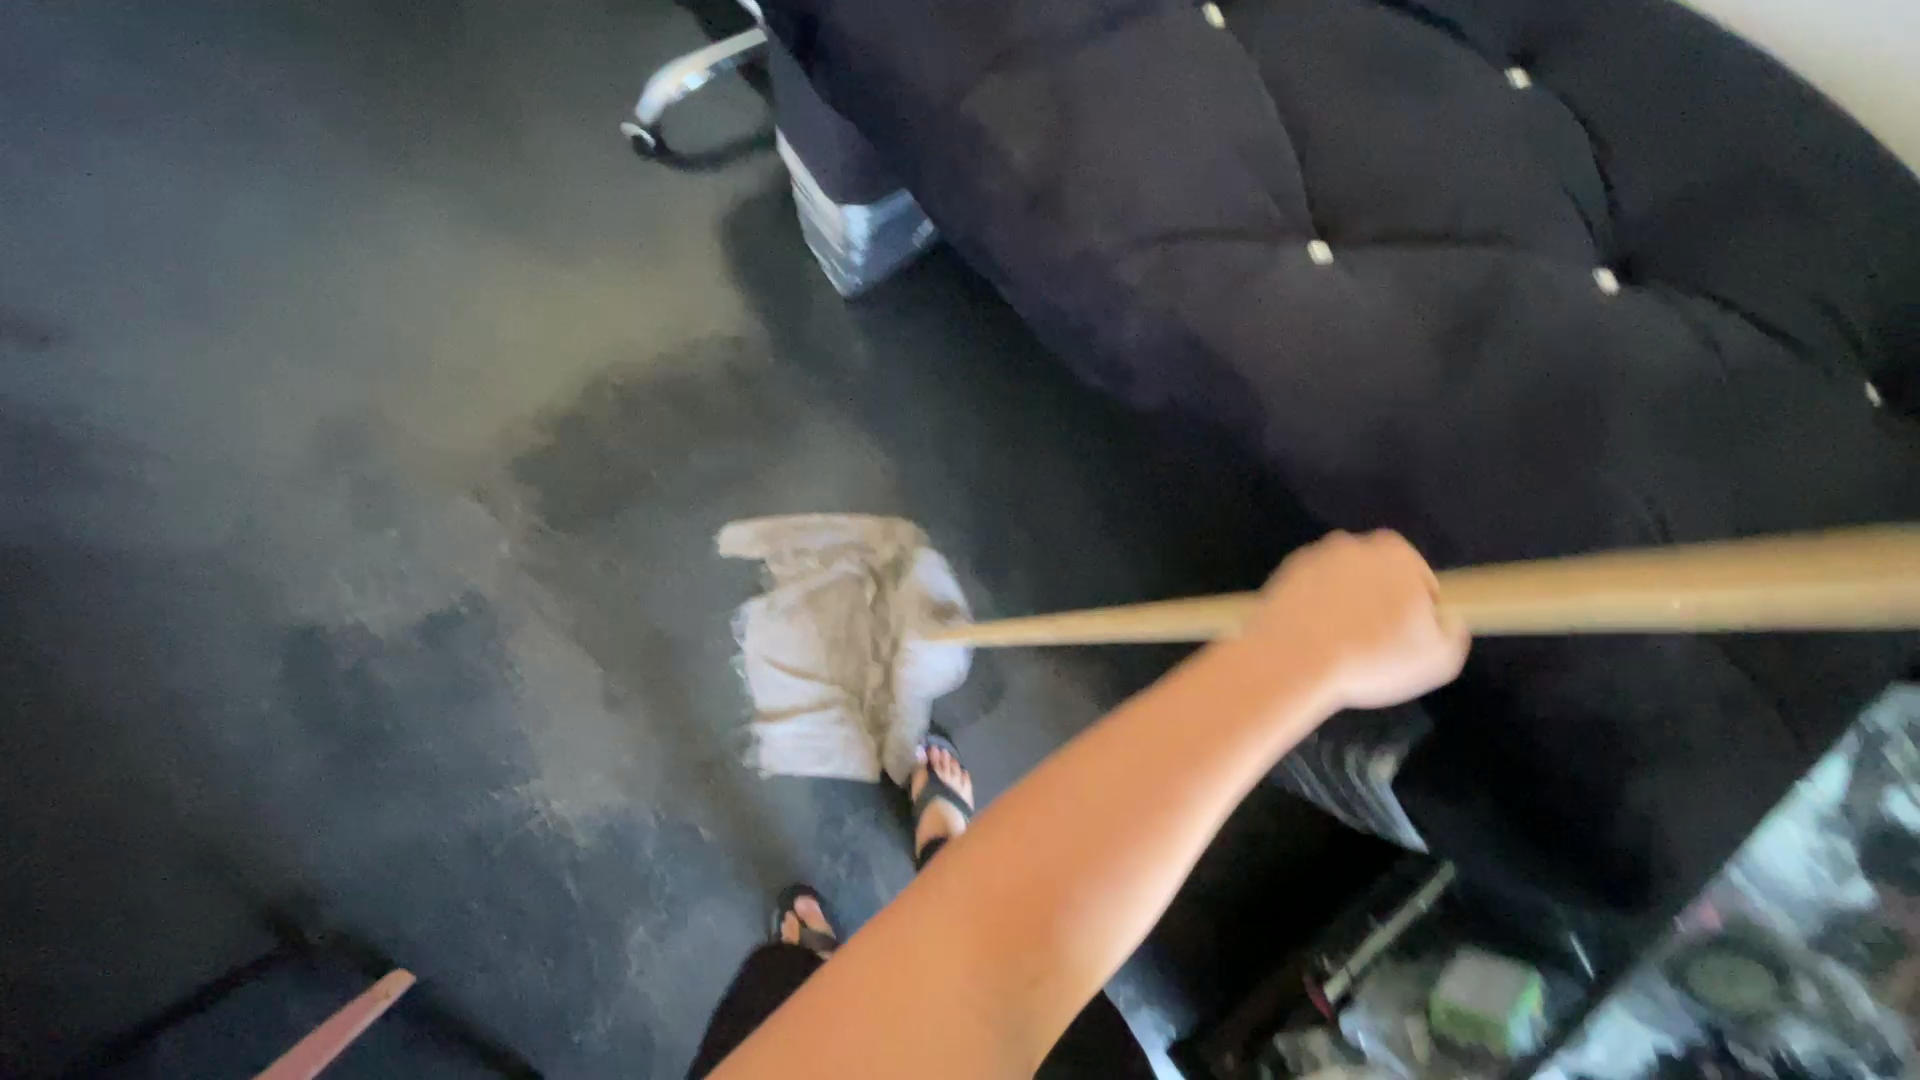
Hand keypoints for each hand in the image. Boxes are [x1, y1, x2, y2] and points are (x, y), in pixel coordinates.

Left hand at [1244, 530, 1468, 709]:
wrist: (1293, 658)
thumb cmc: (1373, 655)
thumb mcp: (1438, 658)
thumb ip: (1451, 633)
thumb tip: (1446, 622)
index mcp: (1394, 551)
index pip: (1418, 577)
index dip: (1416, 609)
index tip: (1407, 637)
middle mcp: (1350, 544)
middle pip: (1375, 576)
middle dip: (1377, 601)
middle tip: (1373, 640)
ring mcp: (1310, 558)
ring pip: (1339, 583)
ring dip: (1342, 605)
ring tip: (1341, 643)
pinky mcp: (1280, 576)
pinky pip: (1307, 593)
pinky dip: (1311, 609)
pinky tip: (1314, 637)